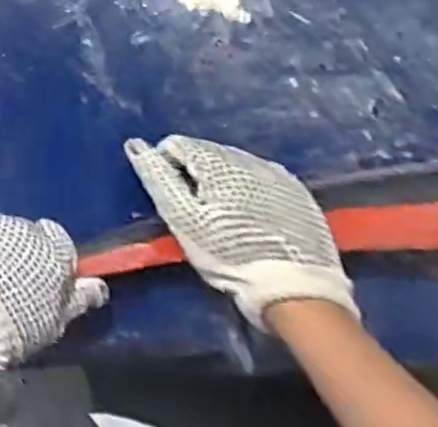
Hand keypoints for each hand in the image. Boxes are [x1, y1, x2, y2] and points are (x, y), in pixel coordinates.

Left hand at [0, 208, 108, 370]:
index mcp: (51, 248)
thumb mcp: (56, 318)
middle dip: (20, 250)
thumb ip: (78, 298)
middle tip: (11, 279)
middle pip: (24, 233)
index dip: (53, 256)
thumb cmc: (17, 316)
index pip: (59, 240)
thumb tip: (97, 286)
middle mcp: (18, 225)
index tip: (47, 275)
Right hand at [126, 135, 356, 329]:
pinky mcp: (302, 197)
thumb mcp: (180, 215)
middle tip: (199, 207)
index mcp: (218, 163)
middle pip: (206, 151)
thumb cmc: (227, 252)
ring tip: (225, 212)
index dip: (167, 167)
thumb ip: (155, 174)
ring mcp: (281, 179)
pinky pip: (263, 178)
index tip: (177, 198)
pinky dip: (249, 188)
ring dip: (222, 179)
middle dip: (195, 172)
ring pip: (234, 163)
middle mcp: (251, 162)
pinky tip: (251, 213)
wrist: (297, 294)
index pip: (175, 144)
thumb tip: (135, 143)